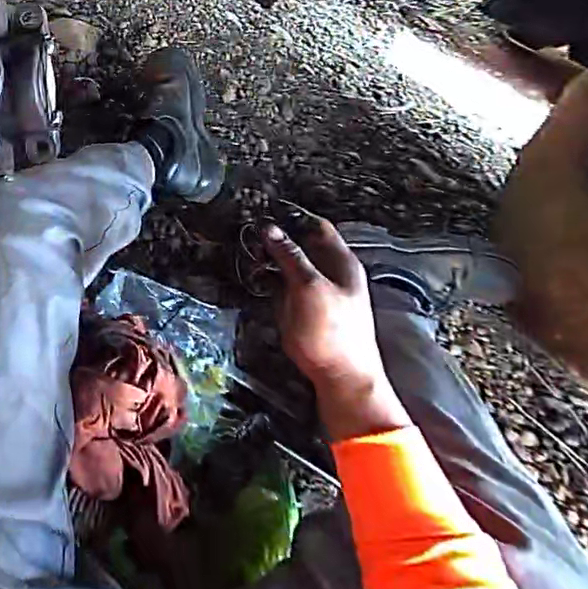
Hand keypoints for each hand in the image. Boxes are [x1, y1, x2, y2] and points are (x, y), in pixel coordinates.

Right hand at [261, 219, 410, 439]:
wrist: (341, 379)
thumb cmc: (332, 332)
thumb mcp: (308, 287)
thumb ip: (290, 256)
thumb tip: (271, 229)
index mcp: (340, 262)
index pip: (316, 227)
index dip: (293, 216)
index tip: (266, 209)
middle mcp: (328, 273)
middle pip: (301, 244)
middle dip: (276, 237)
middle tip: (249, 230)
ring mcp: (313, 291)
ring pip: (289, 264)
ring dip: (269, 257)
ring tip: (246, 249)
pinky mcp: (300, 309)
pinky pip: (282, 285)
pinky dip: (267, 277)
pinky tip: (253, 274)